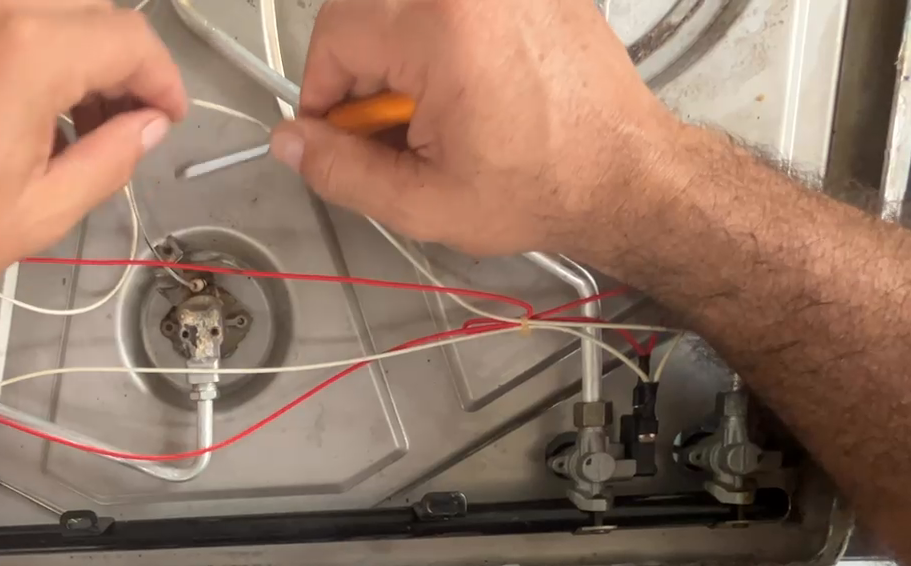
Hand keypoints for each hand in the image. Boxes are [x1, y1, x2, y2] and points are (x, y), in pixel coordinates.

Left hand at [0, 0, 186, 339]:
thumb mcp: (45, 210)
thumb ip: (110, 159)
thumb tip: (147, 128)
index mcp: (28, 51)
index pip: (127, 37)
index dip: (162, 78)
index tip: (169, 118)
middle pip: (92, 9)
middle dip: (124, 64)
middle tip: (130, 126)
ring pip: (52, 7)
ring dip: (83, 54)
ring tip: (83, 127)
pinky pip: (9, 14)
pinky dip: (41, 47)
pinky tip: (40, 108)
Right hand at [268, 0, 683, 259]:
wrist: (620, 175)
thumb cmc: (535, 189)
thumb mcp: (418, 202)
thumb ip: (340, 171)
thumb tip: (290, 144)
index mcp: (443, 28)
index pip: (334, 33)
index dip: (319, 94)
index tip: (332, 137)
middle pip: (367, 12)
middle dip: (358, 77)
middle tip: (385, 135)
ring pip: (405, 11)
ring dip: (397, 65)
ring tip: (428, 121)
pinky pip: (449, 9)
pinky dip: (436, 50)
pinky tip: (459, 99)